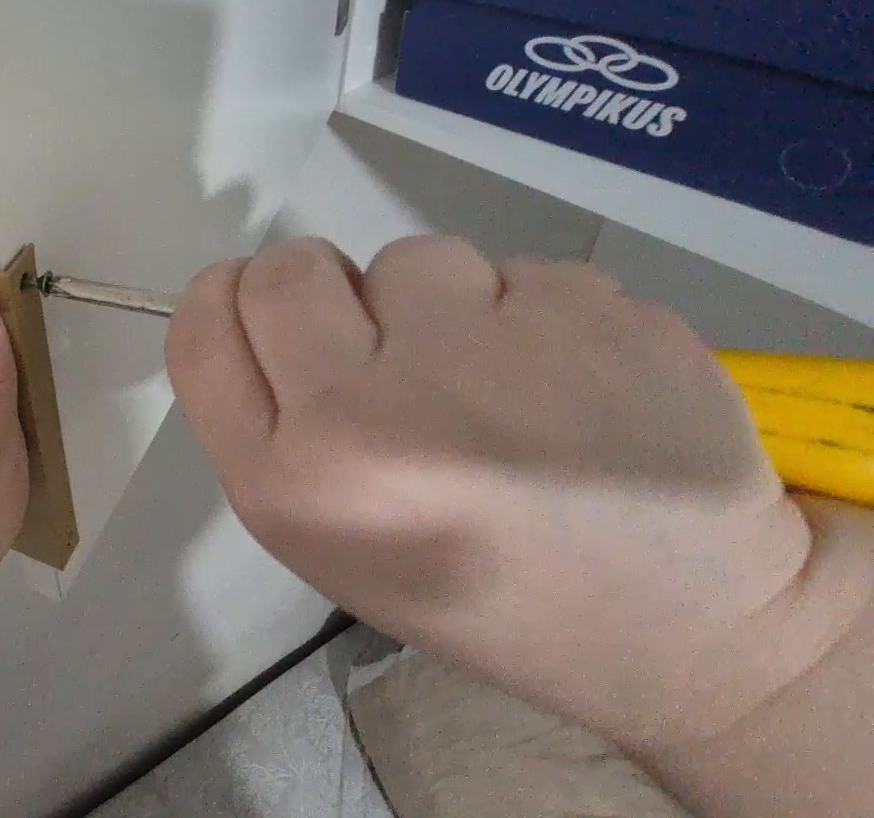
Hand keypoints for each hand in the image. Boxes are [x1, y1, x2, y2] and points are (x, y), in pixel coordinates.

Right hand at [165, 236, 820, 750]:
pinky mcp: (593, 322)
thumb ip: (262, 422)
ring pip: (407, 257)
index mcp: (290, 483)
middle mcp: (365, 420)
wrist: (682, 626)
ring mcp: (483, 364)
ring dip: (434, 297)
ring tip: (490, 373)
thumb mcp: (317, 534)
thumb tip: (252, 307)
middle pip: (283, 271)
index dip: (217, 296)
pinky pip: (517, 268)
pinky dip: (529, 309)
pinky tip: (569, 378)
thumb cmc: (466, 584)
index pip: (201, 333)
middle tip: (368, 326)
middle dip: (313, 280)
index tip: (251, 301)